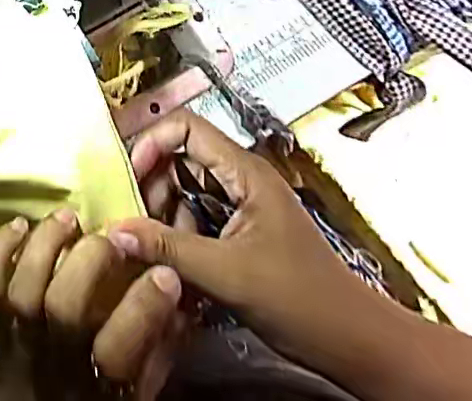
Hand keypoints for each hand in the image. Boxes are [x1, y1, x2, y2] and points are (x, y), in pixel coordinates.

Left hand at [0, 208, 186, 399]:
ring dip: (46, 245)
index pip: (119, 350)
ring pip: (23, 291)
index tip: (165, 273)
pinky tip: (22, 224)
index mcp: (99, 380)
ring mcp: (22, 338)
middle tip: (112, 239)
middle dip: (90, 262)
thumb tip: (180, 294)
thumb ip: (159, 346)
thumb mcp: (138, 387)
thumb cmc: (97, 391)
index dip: (144, 307)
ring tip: (70, 217)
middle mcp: (57, 358)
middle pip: (64, 308)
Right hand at [108, 111, 368, 367]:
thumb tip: (117, 229)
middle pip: (181, 158)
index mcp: (245, 171)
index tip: (129, 175)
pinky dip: (180, 235)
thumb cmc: (302, 302)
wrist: (354, 344)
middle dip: (154, 185)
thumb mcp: (227, 274)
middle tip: (135, 219)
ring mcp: (243, 204)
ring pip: (187, 190)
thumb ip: (169, 249)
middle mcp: (242, 178)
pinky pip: (198, 217)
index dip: (153, 143)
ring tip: (154, 249)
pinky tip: (174, 265)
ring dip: (165, 215)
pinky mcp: (242, 230)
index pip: (186, 127)